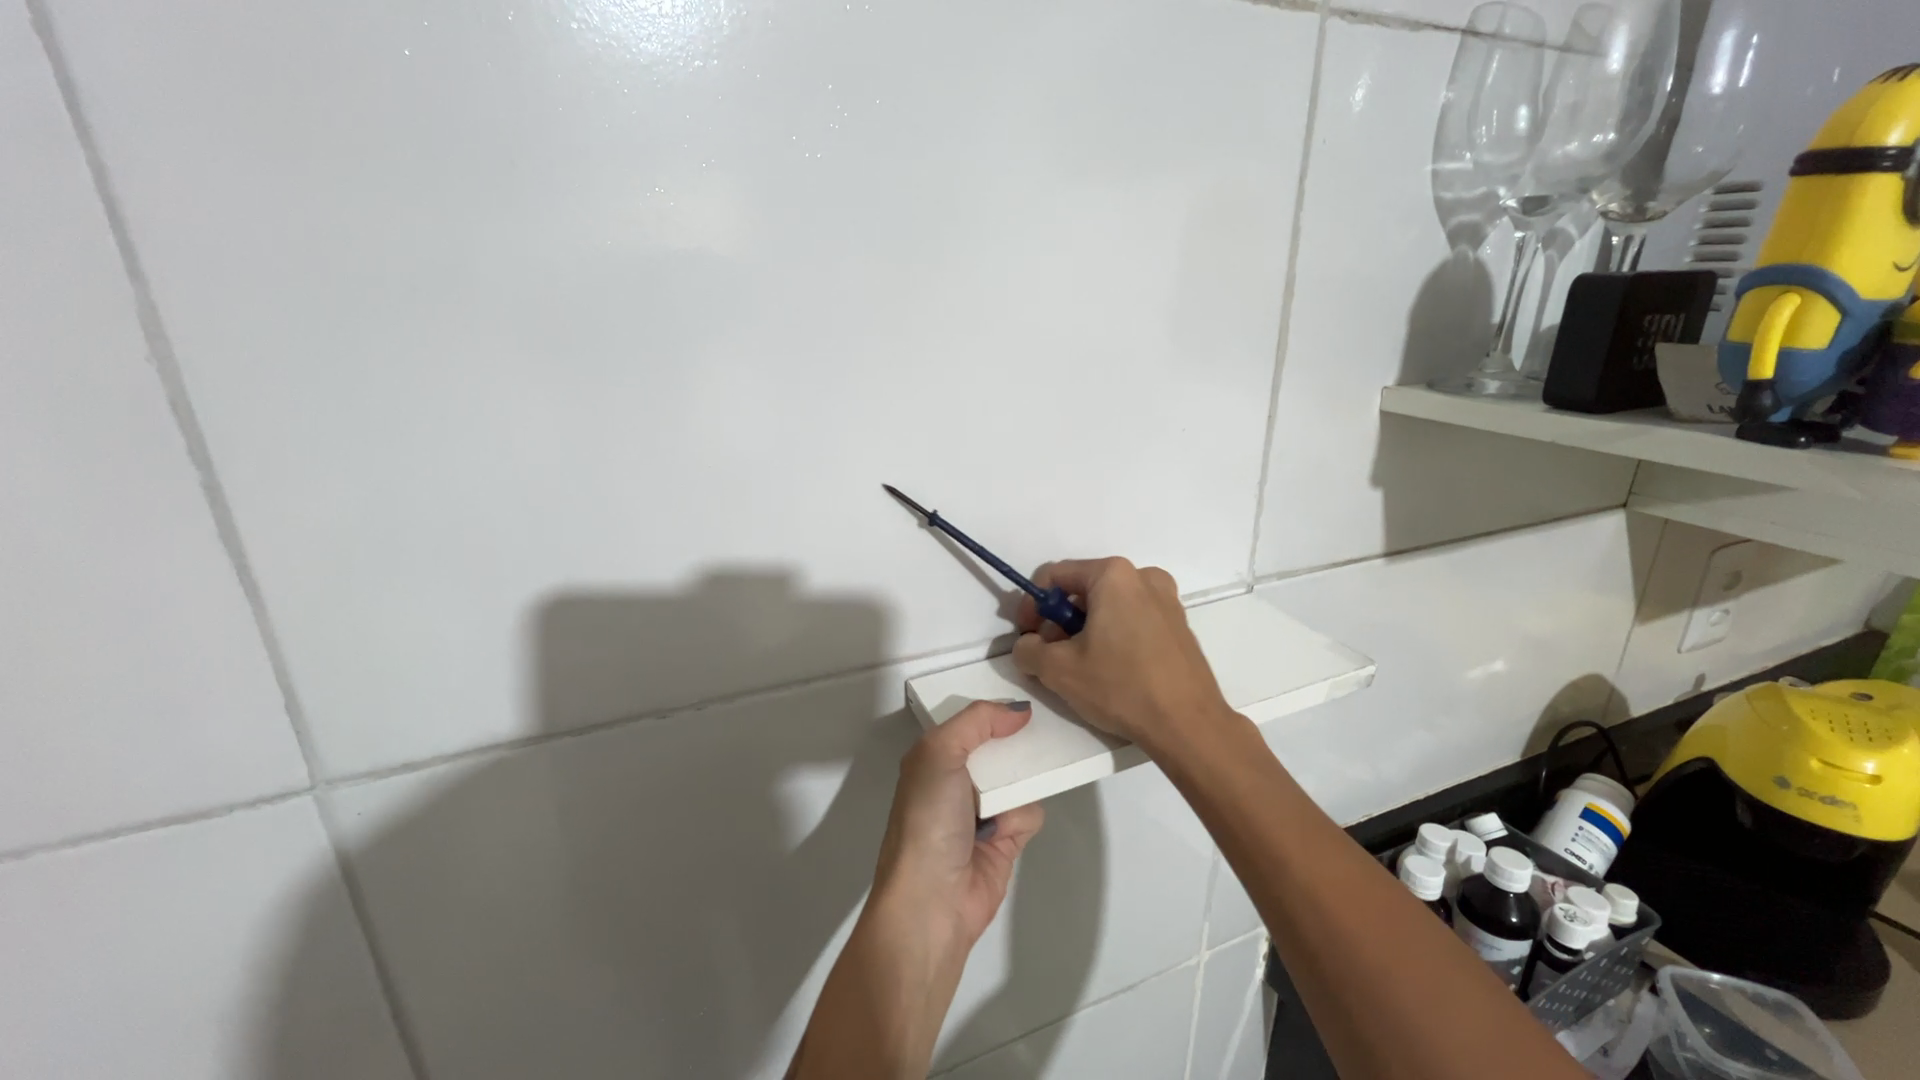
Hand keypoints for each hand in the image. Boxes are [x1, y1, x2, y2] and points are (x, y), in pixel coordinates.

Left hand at [788, 702, 1044, 1079]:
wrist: (931, 901)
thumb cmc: (927, 821)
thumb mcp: (938, 755)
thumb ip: (976, 722)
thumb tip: (1018, 710)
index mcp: (932, 758)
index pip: (968, 723)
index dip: (992, 712)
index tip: (1023, 699)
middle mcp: (956, 781)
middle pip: (999, 748)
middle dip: (1018, 741)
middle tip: (1045, 726)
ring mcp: (982, 812)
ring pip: (1021, 778)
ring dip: (1021, 783)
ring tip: (1007, 793)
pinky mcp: (1006, 840)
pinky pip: (1030, 812)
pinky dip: (1022, 818)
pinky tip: (1003, 832)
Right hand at [1011, 557, 1233, 751]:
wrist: (1188, 724)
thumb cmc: (1121, 687)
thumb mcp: (1058, 670)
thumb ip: (1028, 650)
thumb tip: (1028, 645)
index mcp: (1113, 575)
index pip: (1054, 576)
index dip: (1031, 605)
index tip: (1027, 636)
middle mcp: (1143, 577)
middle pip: (1083, 590)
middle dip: (1060, 620)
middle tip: (1052, 656)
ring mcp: (1167, 600)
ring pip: (1109, 606)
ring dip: (1086, 630)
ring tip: (1080, 668)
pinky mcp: (1179, 626)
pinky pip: (1133, 620)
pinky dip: (1113, 636)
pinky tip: (1111, 671)